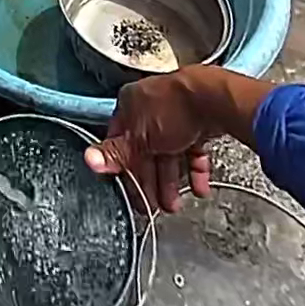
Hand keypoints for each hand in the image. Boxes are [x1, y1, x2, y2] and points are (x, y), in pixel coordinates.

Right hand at [84, 65, 272, 213]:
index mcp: (130, 104)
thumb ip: (117, 153)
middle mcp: (150, 106)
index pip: (120, 140)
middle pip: (145, 149)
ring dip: (172, 180)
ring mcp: (175, 114)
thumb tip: (90, 159)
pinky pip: (192, 150)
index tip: (131, 192)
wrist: (214, 100)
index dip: (124, 168)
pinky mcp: (198, 123)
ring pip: (169, 153)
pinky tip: (198, 187)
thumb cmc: (172, 110)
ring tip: (175, 203)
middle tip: (154, 205)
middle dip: (150, 180)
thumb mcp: (139, 137)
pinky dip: (194, 169)